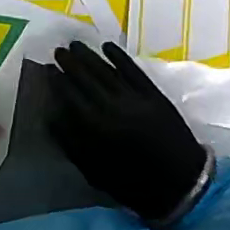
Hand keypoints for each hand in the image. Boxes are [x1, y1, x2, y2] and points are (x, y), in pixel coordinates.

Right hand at [49, 41, 209, 224]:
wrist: (181, 185)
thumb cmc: (131, 182)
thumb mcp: (92, 170)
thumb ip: (69, 141)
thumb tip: (50, 115)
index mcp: (95, 127)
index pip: (70, 95)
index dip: (57, 80)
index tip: (47, 69)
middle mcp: (113, 107)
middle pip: (86, 78)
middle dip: (70, 62)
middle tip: (57, 50)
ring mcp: (136, 99)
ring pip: (107, 71)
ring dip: (90, 56)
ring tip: (75, 45)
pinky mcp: (154, 95)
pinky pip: (134, 71)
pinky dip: (120, 58)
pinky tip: (108, 46)